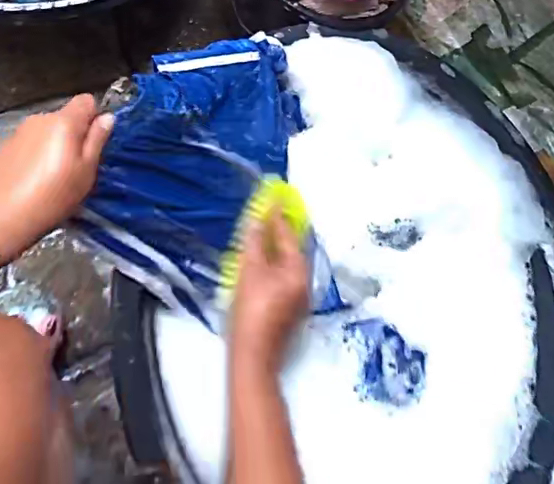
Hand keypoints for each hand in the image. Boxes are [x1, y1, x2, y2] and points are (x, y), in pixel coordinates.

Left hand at [0, 94, 112, 258]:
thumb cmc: (50, 198)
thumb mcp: (84, 174)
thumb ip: (96, 140)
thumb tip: (107, 117)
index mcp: (63, 121)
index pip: (86, 100)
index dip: (94, 117)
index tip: (93, 143)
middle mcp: (40, 119)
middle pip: (65, 117)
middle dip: (72, 135)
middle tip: (73, 167)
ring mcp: (18, 131)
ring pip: (45, 131)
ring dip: (52, 145)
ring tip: (49, 178)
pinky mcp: (3, 146)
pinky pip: (28, 143)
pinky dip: (33, 155)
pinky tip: (29, 180)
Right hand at [228, 207, 311, 373]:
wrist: (253, 354)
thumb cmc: (252, 308)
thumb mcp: (250, 268)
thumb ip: (255, 241)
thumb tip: (258, 221)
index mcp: (299, 271)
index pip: (288, 236)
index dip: (278, 216)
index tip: (272, 198)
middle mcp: (304, 283)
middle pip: (291, 249)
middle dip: (277, 232)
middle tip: (264, 215)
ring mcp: (298, 298)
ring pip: (287, 264)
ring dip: (273, 248)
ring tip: (258, 234)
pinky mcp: (289, 309)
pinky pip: (283, 276)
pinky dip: (272, 264)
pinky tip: (258, 261)